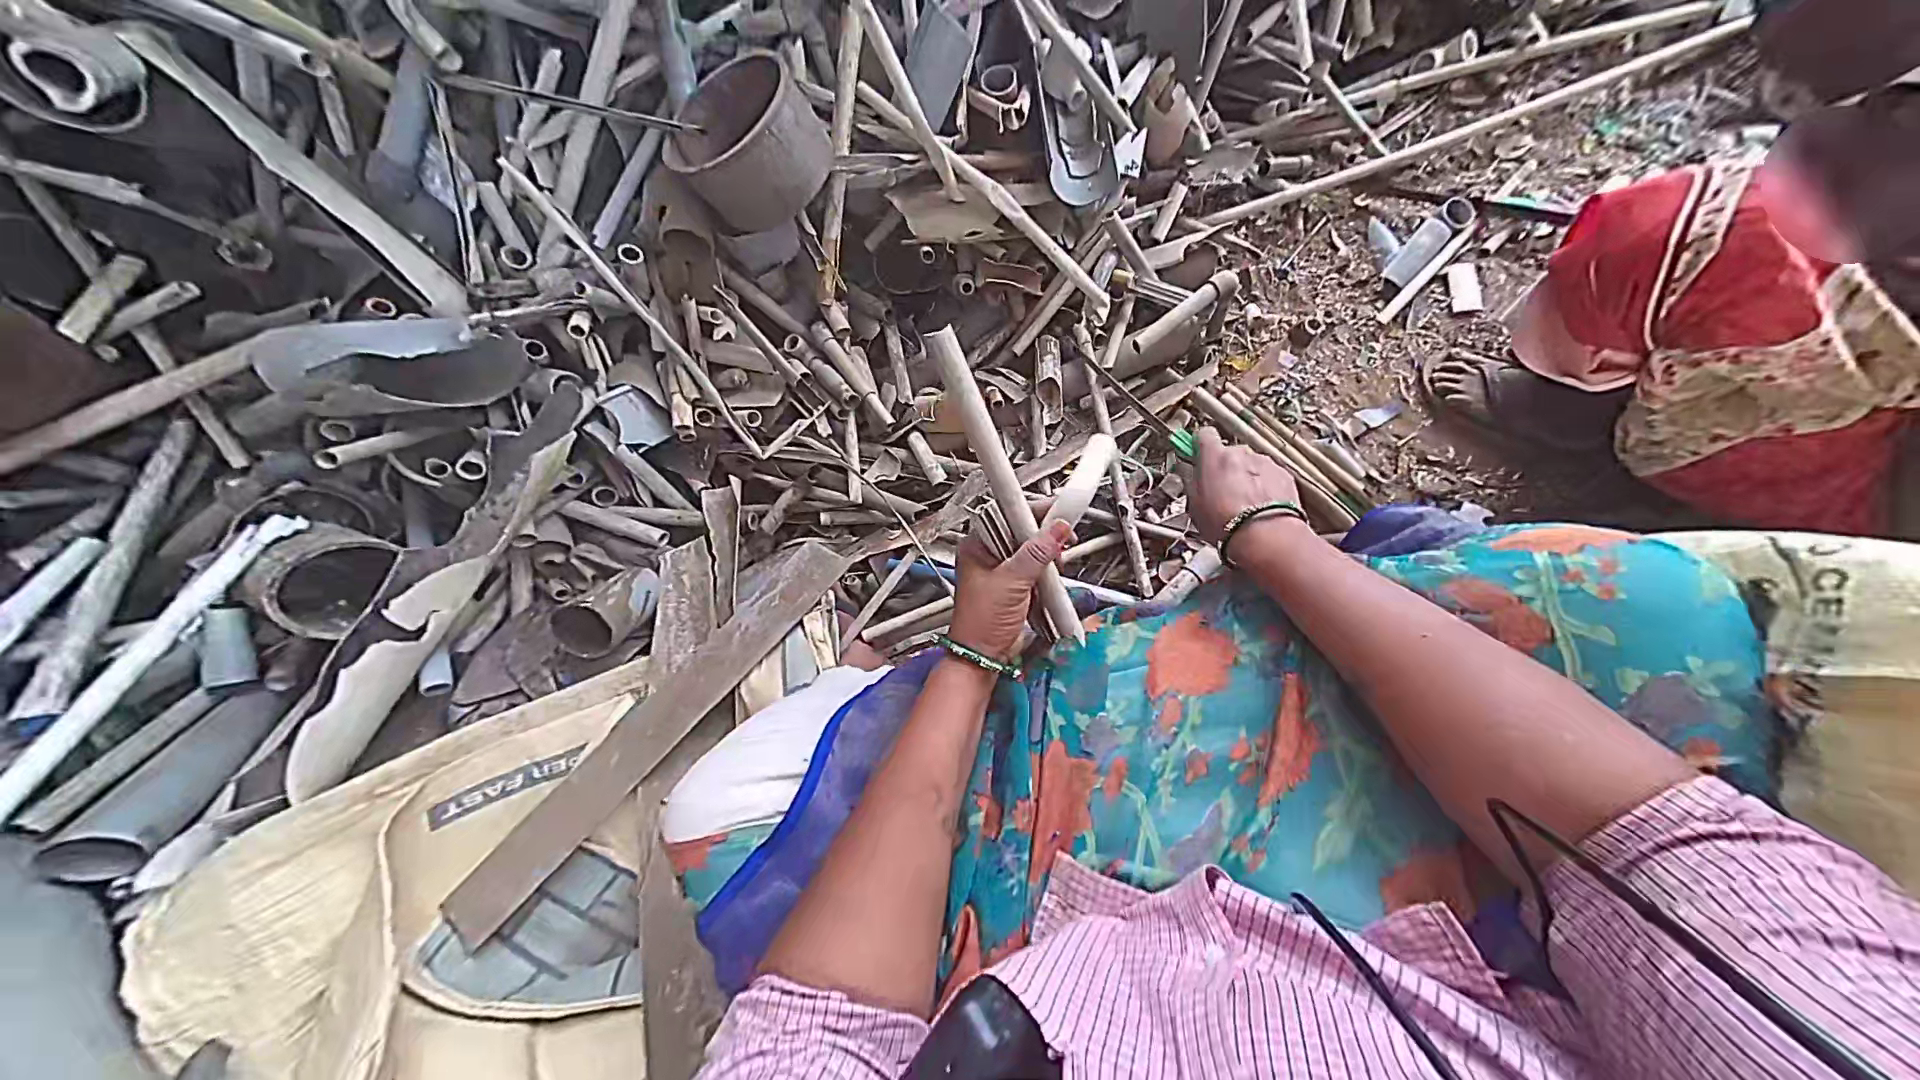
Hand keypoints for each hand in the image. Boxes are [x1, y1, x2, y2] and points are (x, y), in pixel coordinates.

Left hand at [947, 519, 1074, 661]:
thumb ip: (1037, 553)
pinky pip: (1035, 569)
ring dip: (1047, 558)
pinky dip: (1046, 573)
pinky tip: (1050, 580)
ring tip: (1054, 567)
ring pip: (1032, 551)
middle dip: (1045, 537)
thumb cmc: (982, 622)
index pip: (1008, 514)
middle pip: (1023, 531)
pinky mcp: (1014, 585)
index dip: (1035, 512)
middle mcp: (988, 554)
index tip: (1059, 513)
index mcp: (977, 545)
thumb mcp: (1012, 582)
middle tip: (1062, 542)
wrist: (982, 657)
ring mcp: (1001, 570)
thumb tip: (1057, 529)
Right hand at [1190, 426, 1300, 541]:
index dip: (1199, 445)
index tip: (1196, 453)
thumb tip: (1189, 472)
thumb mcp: (1193, 503)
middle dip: (1224, 469)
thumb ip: (1191, 479)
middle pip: (1229, 453)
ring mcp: (1264, 463)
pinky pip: (1268, 476)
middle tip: (1217, 492)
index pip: (1204, 435)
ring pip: (1250, 466)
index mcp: (1215, 456)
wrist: (1264, 535)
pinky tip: (1256, 508)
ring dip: (1244, 480)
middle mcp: (1241, 454)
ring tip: (1239, 505)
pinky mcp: (1283, 475)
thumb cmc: (1227, 522)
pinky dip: (1263, 488)